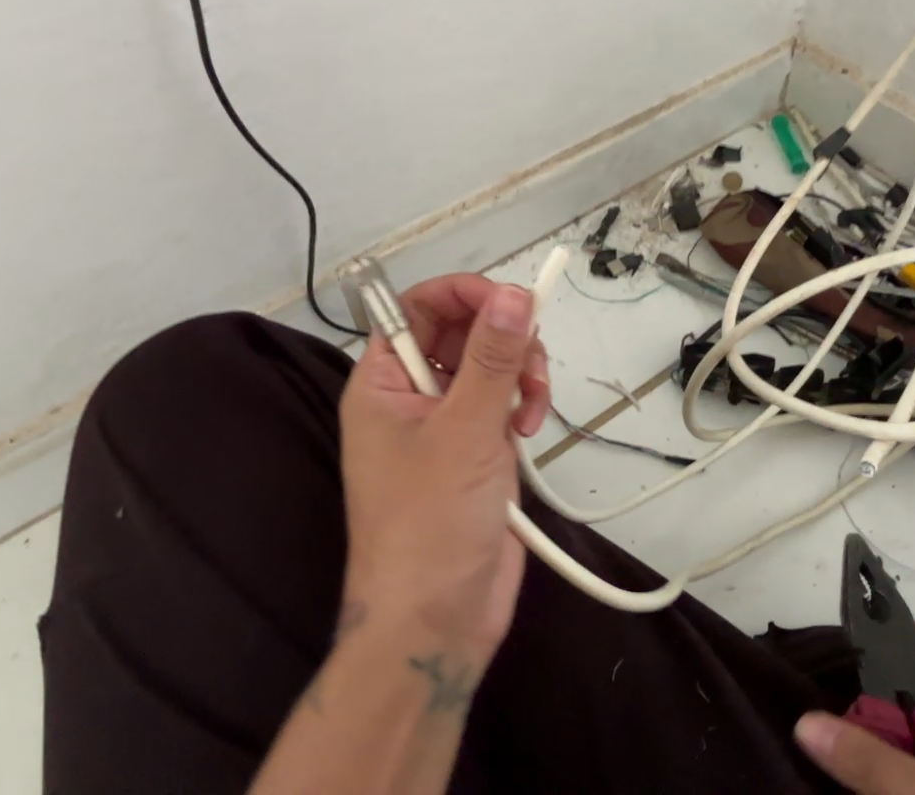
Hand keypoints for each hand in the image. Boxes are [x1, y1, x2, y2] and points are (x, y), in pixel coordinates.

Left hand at [337, 274, 551, 659]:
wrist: (436, 621)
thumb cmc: (432, 521)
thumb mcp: (464, 431)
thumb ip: (492, 357)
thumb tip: (513, 292)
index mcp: (383, 381)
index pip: (417, 307)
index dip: (464, 294)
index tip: (514, 302)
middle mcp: (410, 395)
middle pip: (461, 332)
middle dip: (504, 340)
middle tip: (531, 366)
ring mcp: (445, 424)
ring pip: (489, 365)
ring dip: (520, 374)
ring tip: (532, 411)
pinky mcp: (475, 451)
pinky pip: (501, 402)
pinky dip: (523, 406)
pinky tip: (531, 431)